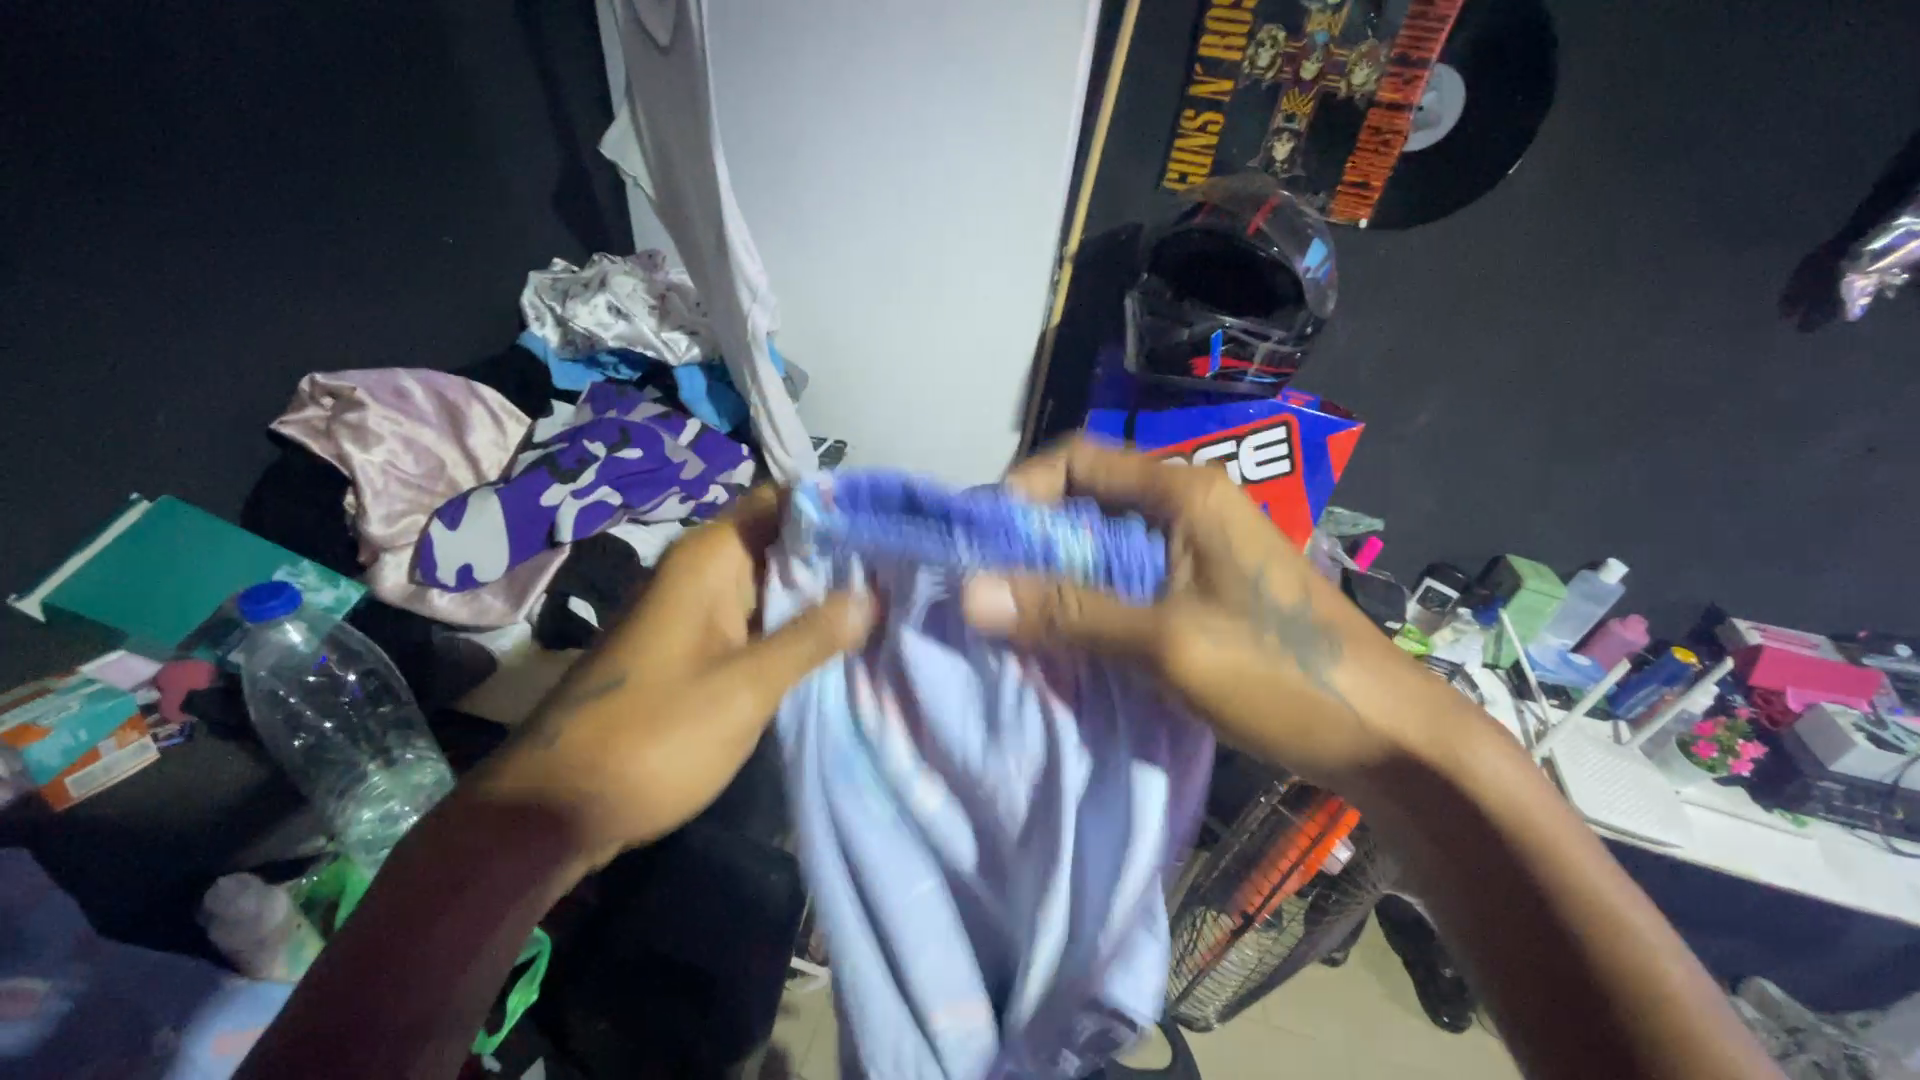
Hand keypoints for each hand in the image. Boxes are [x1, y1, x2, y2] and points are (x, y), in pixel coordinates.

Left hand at [468, 486, 873, 870]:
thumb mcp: (745, 687)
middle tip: (911, 573)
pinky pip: (760, 623)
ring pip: (776, 586)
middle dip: (844, 556)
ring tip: (895, 605)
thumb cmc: (653, 737)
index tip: (899, 527)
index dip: (841, 508)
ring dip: (826, 596)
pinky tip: (846, 646)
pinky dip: (799, 630)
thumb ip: (811, 636)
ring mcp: (699, 614)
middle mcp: (703, 573)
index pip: (785, 501)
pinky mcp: (699, 652)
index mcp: (709, 560)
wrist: (558, 808)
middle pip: (785, 542)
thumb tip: (872, 592)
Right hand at [961, 437, 1425, 791]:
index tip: (984, 546)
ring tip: (1021, 621)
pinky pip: (1133, 581)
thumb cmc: (1281, 675)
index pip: (1078, 459)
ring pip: (1108, 546)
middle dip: (1035, 543)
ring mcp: (1204, 549)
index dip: (1022, 492)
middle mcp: (1191, 506)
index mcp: (1184, 493)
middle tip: (991, 593)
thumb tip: (970, 592)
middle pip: (1090, 502)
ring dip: (1063, 578)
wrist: (1386, 736)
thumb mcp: (1165, 643)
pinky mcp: (1208, 590)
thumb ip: (1070, 613)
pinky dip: (1095, 603)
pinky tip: (1073, 641)